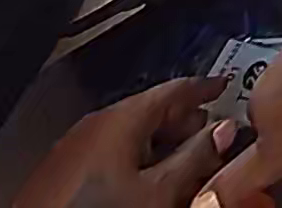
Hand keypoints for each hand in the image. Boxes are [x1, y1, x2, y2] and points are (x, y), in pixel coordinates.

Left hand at [15, 76, 236, 207]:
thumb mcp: (156, 194)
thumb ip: (195, 157)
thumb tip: (224, 130)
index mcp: (122, 118)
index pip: (175, 88)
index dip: (204, 87)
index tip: (222, 86)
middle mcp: (96, 125)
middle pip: (153, 111)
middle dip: (184, 123)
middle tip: (209, 136)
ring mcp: (73, 152)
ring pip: (130, 137)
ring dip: (159, 148)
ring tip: (179, 170)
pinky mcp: (57, 180)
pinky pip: (108, 159)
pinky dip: (134, 165)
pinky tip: (141, 189)